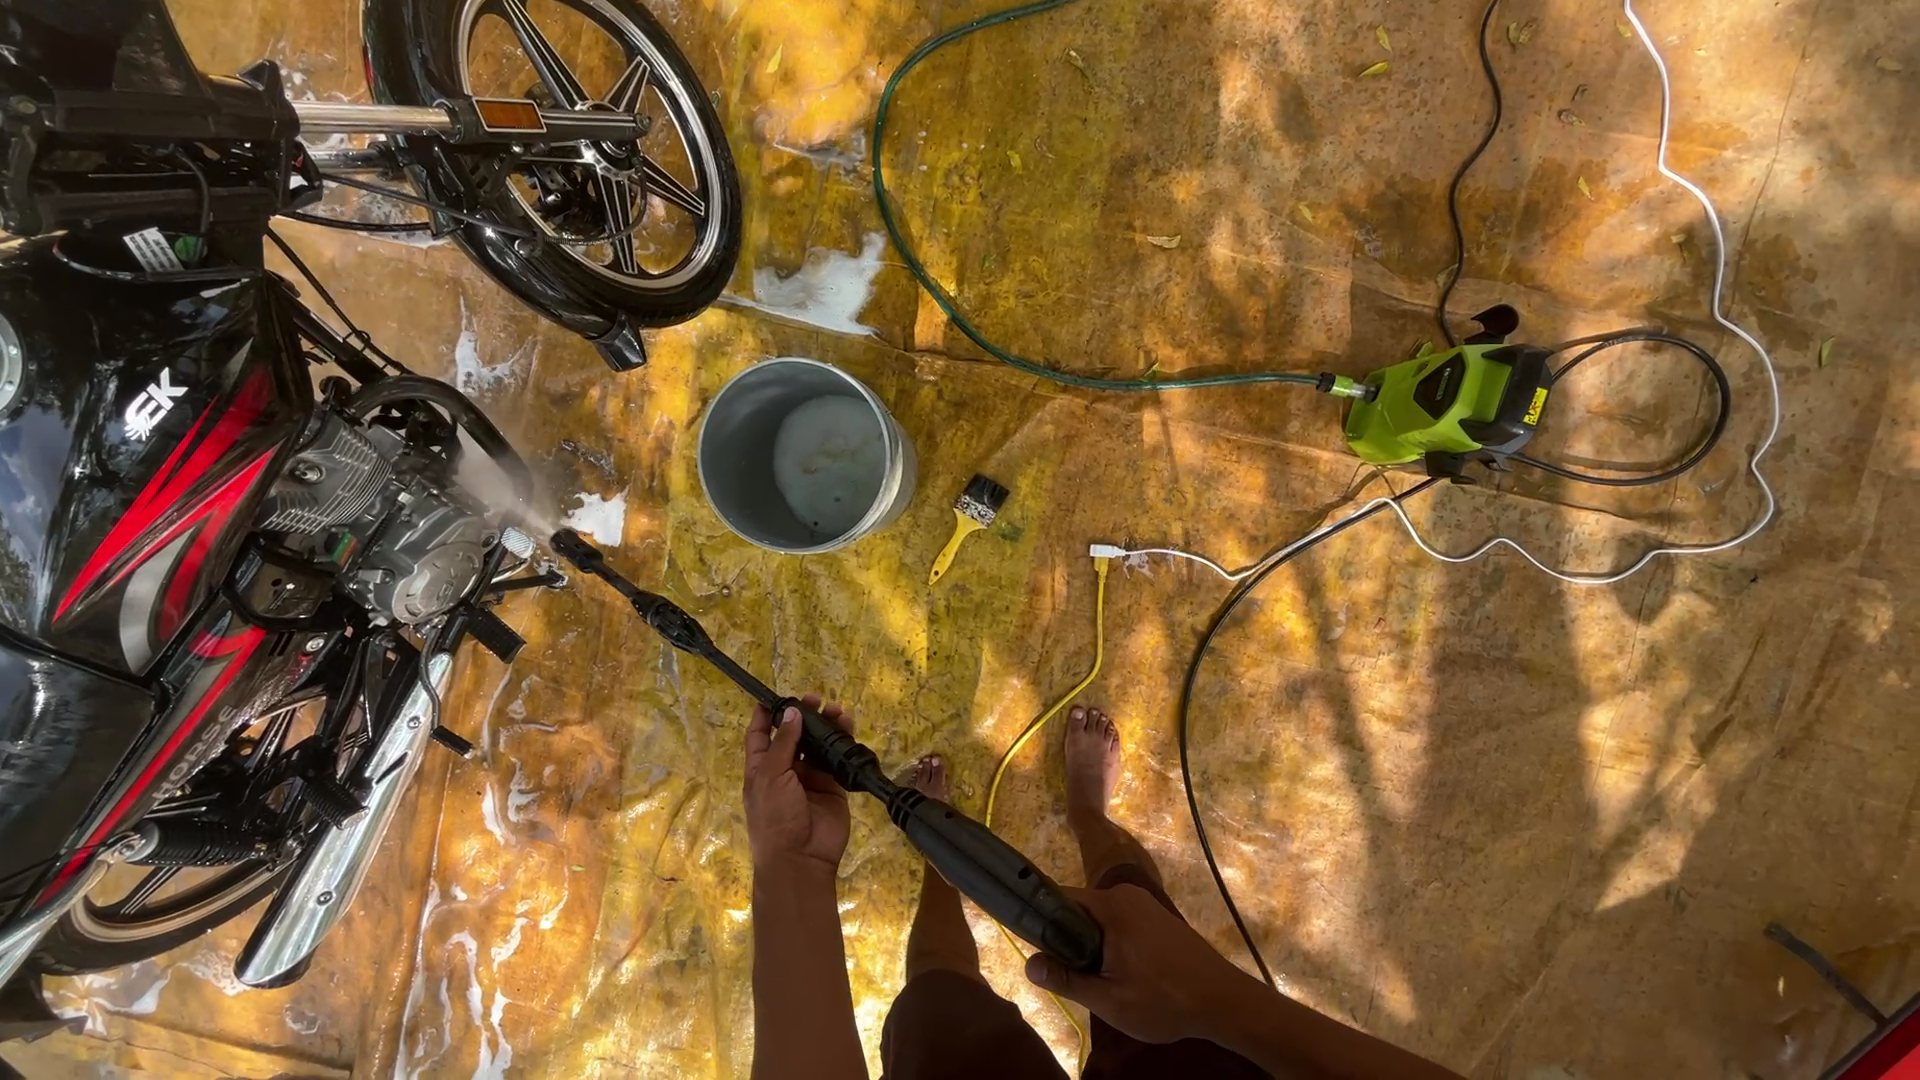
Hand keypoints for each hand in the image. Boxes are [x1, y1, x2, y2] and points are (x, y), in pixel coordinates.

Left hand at [744, 696, 853, 873]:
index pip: (760, 736)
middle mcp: (785, 770)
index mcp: (761, 769)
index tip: (775, 696)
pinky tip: (848, 727)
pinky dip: (843, 743)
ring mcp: (810, 778)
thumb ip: (784, 744)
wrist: (801, 858)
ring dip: (826, 726)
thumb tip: (793, 713)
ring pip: (818, 744)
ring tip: (837, 710)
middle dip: (803, 716)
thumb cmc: (775, 817)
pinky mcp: (832, 786)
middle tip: (815, 699)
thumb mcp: (771, 777)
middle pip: (794, 736)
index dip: (765, 716)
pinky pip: (837, 759)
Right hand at [1025, 884, 1262, 1044]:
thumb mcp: (1109, 998)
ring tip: (1095, 977)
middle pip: (1080, 909)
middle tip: (1069, 972)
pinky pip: (1120, 923)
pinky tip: (1120, 973)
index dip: (1042, 919)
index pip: (1060, 898)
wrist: (1223, 1002)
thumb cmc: (1164, 1000)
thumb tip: (1028, 965)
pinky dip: (1112, 943)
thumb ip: (1067, 979)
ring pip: (1101, 918)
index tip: (1035, 946)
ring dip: (1092, 944)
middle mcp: (1126, 894)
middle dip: (1070, 938)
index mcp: (1111, 904)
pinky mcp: (1157, 918)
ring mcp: (1144, 904)